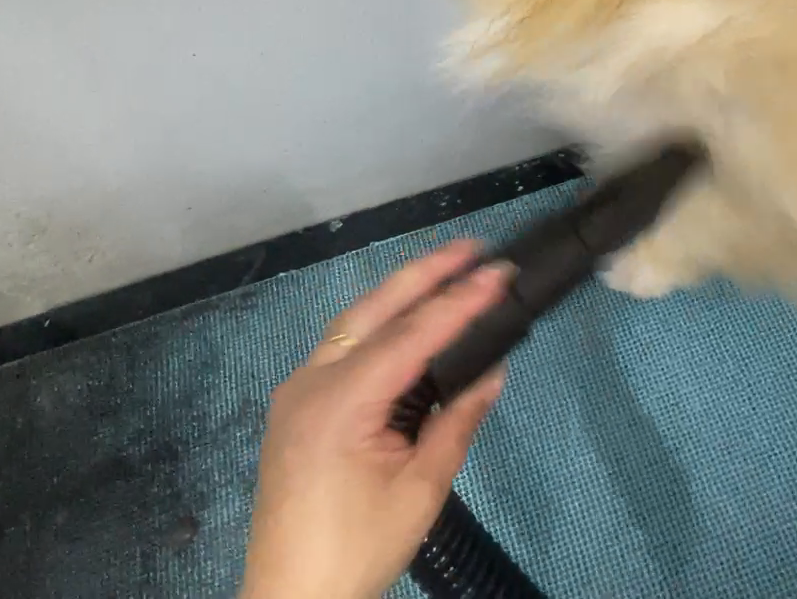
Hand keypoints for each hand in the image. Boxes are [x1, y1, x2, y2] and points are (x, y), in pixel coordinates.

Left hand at [240, 241, 509, 598]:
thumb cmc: (357, 549)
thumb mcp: (420, 489)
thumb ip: (457, 421)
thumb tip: (493, 371)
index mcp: (341, 400)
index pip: (412, 335)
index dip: (460, 302)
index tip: (499, 273)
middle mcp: (312, 380)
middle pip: (374, 309)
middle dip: (425, 272)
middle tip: (470, 246)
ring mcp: (299, 388)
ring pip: (354, 322)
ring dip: (400, 293)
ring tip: (445, 270)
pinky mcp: (298, 403)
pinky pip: (342, 347)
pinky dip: (379, 324)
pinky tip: (404, 320)